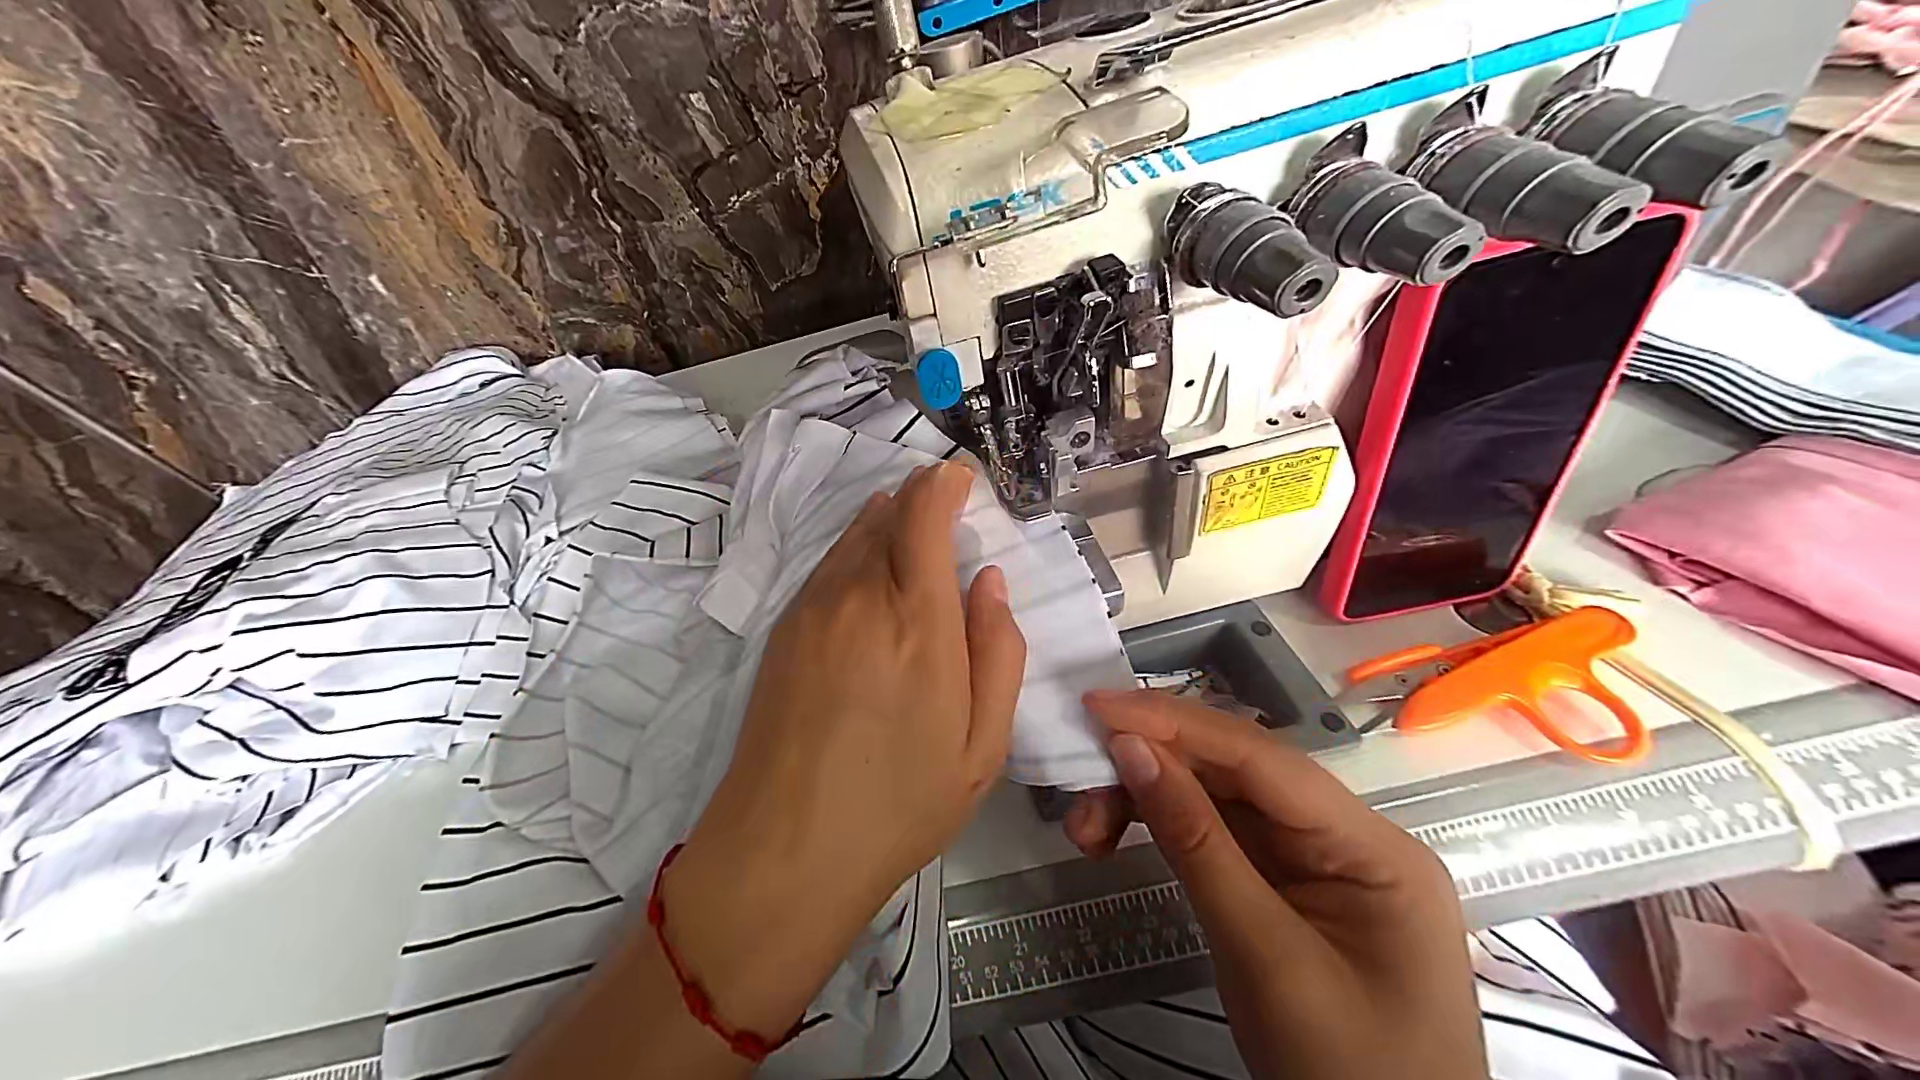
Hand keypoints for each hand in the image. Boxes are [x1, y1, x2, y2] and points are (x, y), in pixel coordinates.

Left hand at [664, 462, 1026, 1036]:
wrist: (786, 849)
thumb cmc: (901, 803)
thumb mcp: (983, 744)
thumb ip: (997, 652)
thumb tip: (990, 581)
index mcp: (918, 622)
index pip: (924, 514)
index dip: (944, 484)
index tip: (963, 478)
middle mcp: (860, 598)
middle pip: (889, 514)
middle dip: (921, 498)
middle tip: (946, 506)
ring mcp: (813, 610)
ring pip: (855, 534)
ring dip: (887, 518)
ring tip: (912, 526)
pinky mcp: (784, 630)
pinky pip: (828, 565)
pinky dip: (857, 546)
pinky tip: (871, 571)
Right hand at [1074, 691, 1485, 1079]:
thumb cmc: (1344, 1072)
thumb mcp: (1264, 958)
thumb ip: (1196, 843)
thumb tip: (1131, 750)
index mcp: (1370, 845)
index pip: (1261, 757)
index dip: (1176, 722)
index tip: (1100, 706)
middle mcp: (1343, 835)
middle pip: (1235, 774)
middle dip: (1151, 768)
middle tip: (1080, 779)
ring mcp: (1313, 860)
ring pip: (1216, 801)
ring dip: (1146, 801)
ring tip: (1085, 828)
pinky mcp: (1283, 883)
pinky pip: (1215, 835)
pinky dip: (1162, 830)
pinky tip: (1116, 836)